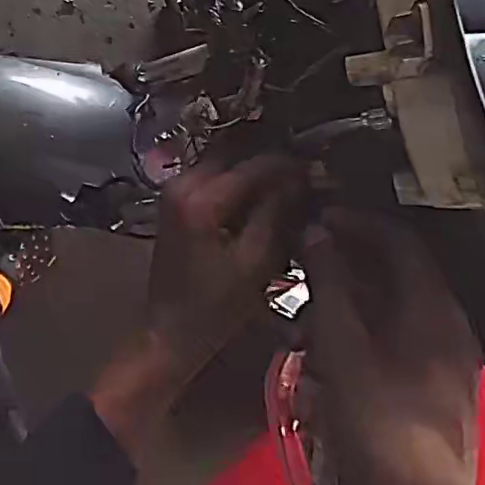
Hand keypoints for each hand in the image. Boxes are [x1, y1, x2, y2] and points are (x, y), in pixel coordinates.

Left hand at [90, 152, 305, 454]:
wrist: (169, 331)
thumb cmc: (214, 308)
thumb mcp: (255, 263)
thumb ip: (276, 213)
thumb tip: (299, 178)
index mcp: (201, 199)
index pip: (254, 166)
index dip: (289, 165)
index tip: (316, 169)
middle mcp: (183, 182)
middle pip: (236, 153)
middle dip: (269, 161)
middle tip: (302, 174)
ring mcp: (175, 186)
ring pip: (224, 159)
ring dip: (253, 168)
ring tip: (285, 183)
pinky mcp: (175, 196)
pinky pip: (213, 173)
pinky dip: (237, 179)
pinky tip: (260, 195)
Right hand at [302, 208, 480, 484]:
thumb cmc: (382, 430)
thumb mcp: (341, 343)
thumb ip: (328, 281)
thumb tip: (316, 234)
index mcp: (436, 310)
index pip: (399, 239)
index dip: (356, 220)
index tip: (323, 217)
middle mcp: (448, 329)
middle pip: (396, 271)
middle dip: (347, 261)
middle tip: (311, 257)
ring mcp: (444, 362)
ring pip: (392, 306)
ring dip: (348, 298)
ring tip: (310, 309)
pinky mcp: (431, 391)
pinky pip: (394, 338)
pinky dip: (359, 330)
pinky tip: (328, 349)